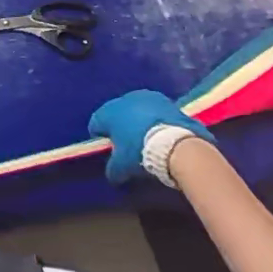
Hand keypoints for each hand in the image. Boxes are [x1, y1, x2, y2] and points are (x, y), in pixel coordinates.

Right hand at [88, 90, 215, 185]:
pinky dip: (156, 119)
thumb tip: (112, 174)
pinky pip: (155, 110)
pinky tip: (163, 132)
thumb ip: (112, 169)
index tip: (110, 151)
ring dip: (139, 121)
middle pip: (116, 116)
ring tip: (149, 138)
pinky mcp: (165, 99)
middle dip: (121, 128)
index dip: (101, 139)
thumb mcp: (121, 167)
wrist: (176, 145)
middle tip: (130, 146)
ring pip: (136, 110)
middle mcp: (121, 100)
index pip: (96, 125)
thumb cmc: (140, 152)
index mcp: (106, 113)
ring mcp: (144, 97)